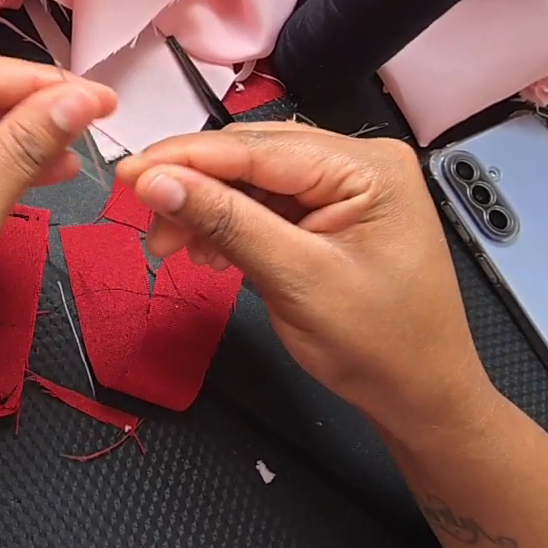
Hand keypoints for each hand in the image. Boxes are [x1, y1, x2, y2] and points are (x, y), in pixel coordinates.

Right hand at [115, 123, 498, 440]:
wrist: (421, 399)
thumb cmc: (376, 346)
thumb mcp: (295, 279)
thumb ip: (224, 221)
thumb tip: (153, 181)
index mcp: (366, 167)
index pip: (257, 148)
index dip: (185, 158)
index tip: (127, 173)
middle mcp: (355, 162)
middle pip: (249, 158)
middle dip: (191, 187)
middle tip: (146, 223)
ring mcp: (340, 186)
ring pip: (247, 180)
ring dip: (204, 209)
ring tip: (172, 247)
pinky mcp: (324, 211)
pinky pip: (261, 203)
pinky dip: (226, 225)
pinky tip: (209, 253)